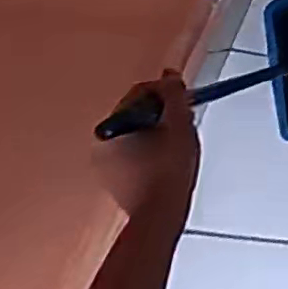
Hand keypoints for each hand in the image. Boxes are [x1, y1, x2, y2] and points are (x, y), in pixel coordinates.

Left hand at [92, 72, 199, 215]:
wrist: (159, 214)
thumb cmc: (170, 167)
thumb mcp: (179, 123)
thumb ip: (174, 95)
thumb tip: (169, 74)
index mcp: (112, 126)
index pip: (140, 91)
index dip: (167, 90)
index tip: (186, 100)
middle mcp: (101, 142)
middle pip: (139, 110)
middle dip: (164, 110)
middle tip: (185, 120)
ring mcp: (104, 162)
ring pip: (139, 129)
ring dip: (160, 127)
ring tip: (180, 140)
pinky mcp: (114, 176)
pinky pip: (135, 148)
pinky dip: (153, 145)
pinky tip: (169, 156)